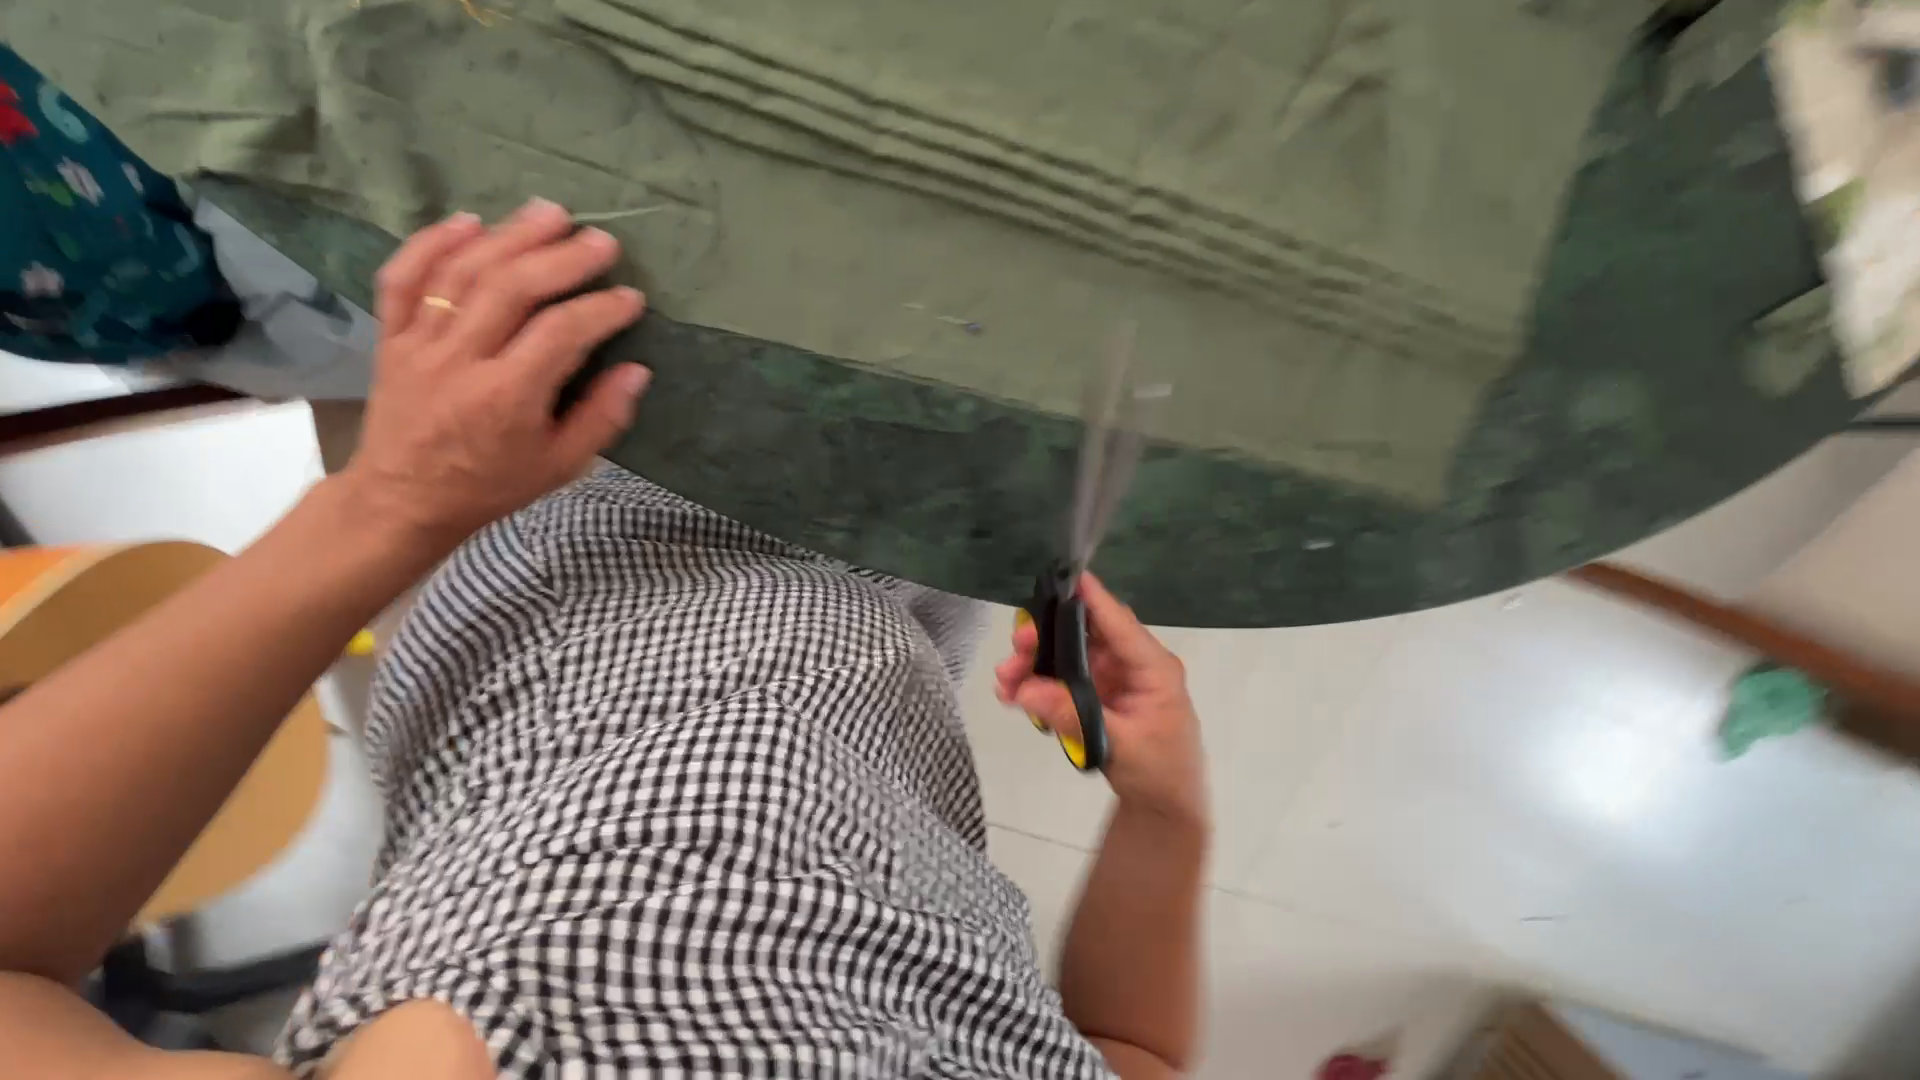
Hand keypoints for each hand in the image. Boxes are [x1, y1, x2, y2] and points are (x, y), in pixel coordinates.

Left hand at [340, 198, 650, 549]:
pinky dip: (432, 243)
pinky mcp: (392, 336)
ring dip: (509, 237)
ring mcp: (419, 344)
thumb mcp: (561, 465)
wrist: (404, 499)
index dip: (600, 310)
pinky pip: (403, 278)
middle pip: (510, 289)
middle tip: (601, 241)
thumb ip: (602, 418)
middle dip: (560, 258)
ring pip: (462, 273)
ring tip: (550, 213)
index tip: (631, 299)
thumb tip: (637, 371)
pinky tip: (468, 222)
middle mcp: (461, 360)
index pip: (560, 334)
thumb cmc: (493, 485)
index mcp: (508, 397)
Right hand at [995, 573, 1207, 826]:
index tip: (1065, 577)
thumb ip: (1072, 714)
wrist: (1165, 811)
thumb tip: (1025, 690)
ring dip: (1036, 664)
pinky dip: (1039, 686)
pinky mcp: (1097, 697)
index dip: (1092, 599)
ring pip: (1069, 658)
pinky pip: (1064, 682)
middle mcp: (1131, 666)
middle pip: (1085, 636)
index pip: (1119, 623)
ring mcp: (1113, 681)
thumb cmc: (1159, 773)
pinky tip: (1014, 695)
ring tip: (1004, 680)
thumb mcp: (1118, 743)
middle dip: (1047, 638)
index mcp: (1153, 668)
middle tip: (1016, 649)